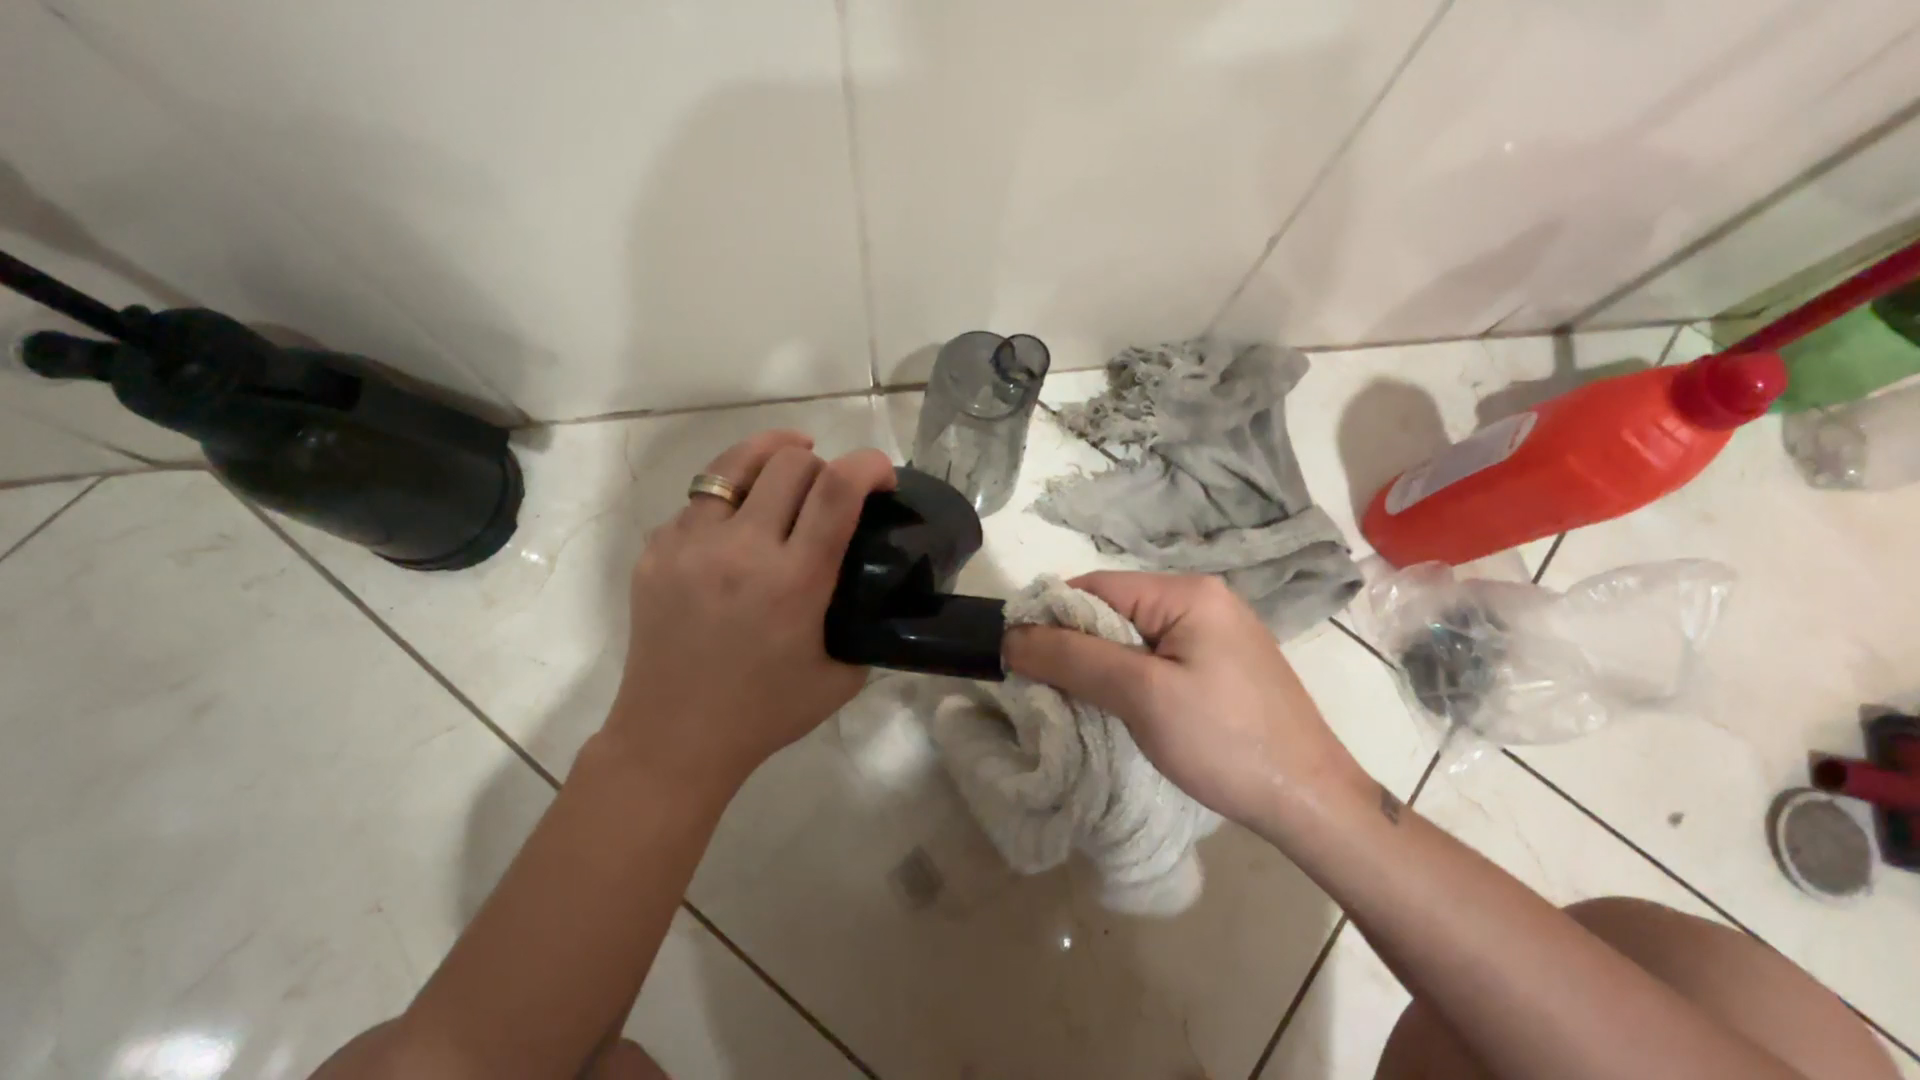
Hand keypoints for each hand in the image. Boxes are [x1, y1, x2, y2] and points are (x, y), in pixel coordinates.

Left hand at [602, 430, 895, 789]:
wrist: (673, 737)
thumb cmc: (764, 713)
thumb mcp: (840, 677)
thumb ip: (863, 625)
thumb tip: (872, 592)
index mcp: (794, 581)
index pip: (839, 488)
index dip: (869, 463)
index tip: (882, 475)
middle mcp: (742, 550)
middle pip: (790, 462)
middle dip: (824, 462)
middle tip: (830, 489)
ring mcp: (690, 546)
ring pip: (733, 464)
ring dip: (771, 457)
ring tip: (786, 467)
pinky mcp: (655, 551)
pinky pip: (697, 503)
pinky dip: (727, 502)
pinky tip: (735, 528)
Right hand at [1004, 572, 1369, 830]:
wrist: (1310, 800)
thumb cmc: (1225, 741)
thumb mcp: (1141, 695)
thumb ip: (1074, 657)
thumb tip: (1012, 636)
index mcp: (1188, 593)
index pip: (1096, 587)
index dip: (1051, 617)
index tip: (1018, 659)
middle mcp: (1205, 601)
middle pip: (1114, 610)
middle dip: (1075, 645)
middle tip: (1046, 690)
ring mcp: (1218, 635)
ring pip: (1134, 638)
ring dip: (1100, 666)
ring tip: (1078, 704)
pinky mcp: (1224, 668)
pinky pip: (1159, 660)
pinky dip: (1130, 679)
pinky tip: (1121, 710)